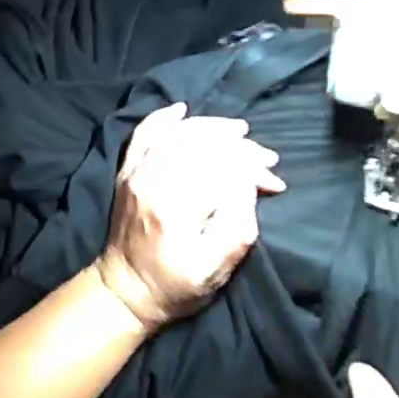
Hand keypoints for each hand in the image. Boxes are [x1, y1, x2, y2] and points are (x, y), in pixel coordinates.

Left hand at [93, 103, 284, 332]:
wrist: (126, 287)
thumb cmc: (176, 285)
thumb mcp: (216, 269)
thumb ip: (235, 226)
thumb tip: (244, 184)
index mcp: (175, 206)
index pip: (219, 168)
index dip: (250, 169)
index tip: (273, 180)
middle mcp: (151, 179)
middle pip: (198, 146)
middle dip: (236, 145)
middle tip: (266, 156)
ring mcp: (135, 172)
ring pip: (175, 134)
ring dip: (209, 128)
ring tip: (240, 130)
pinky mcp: (127, 171)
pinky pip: (142, 134)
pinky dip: (161, 118)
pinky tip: (181, 109)